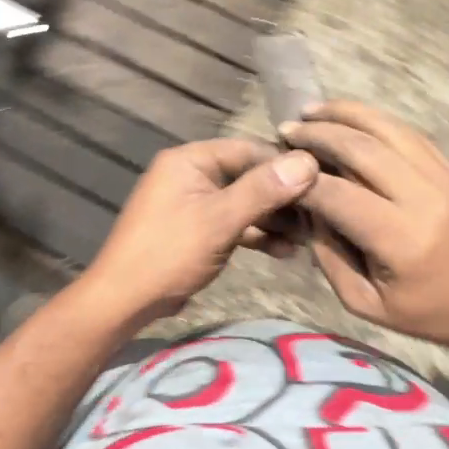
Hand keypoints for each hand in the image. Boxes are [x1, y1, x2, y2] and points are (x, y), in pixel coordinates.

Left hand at [85, 139, 319, 319]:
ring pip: (243, 203)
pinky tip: (285, 252)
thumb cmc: (169, 252)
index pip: (247, 149)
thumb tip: (309, 161)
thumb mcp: (220, 220)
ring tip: (306, 239)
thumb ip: (263, 190)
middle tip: (319, 218)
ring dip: (273, 220)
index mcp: (189, 160)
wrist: (124, 299)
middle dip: (282, 197)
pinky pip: (233, 224)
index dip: (285, 165)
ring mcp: (193, 203)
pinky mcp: (196, 230)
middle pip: (248, 176)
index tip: (323, 182)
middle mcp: (190, 175)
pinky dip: (256, 235)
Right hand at [282, 101, 448, 356]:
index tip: (274, 169)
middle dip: (318, 135)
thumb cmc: (430, 314)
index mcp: (402, 241)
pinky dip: (373, 120)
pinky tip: (347, 118)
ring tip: (311, 111)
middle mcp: (424, 199)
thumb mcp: (365, 303)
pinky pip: (409, 134)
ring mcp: (444, 178)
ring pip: (388, 129)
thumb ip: (329, 255)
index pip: (337, 194)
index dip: (301, 179)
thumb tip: (307, 207)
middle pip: (362, 148)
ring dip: (345, 114)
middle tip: (286, 131)